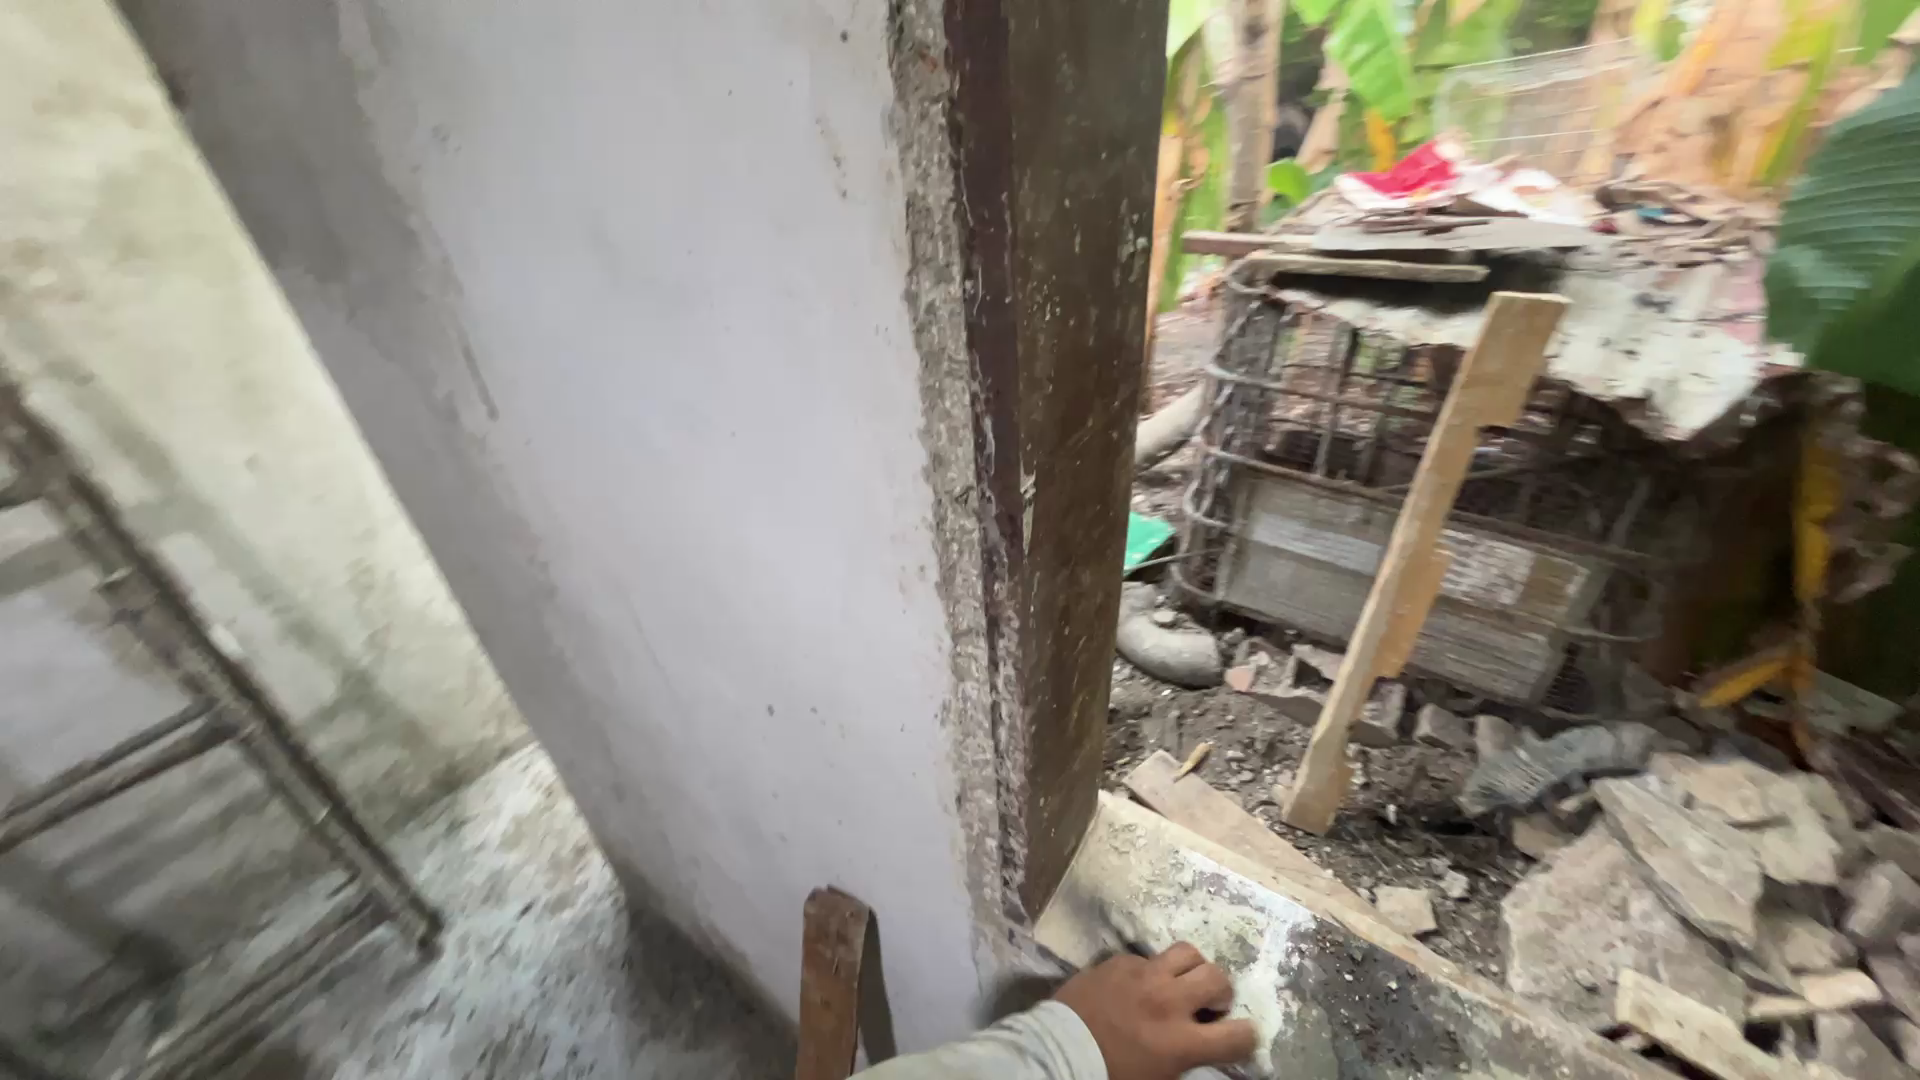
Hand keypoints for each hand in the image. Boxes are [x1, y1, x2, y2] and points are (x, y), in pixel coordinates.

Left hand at [1052, 942, 1257, 1079]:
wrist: (1061, 1050)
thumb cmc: (1111, 1074)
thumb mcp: (1159, 1079)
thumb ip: (1186, 1060)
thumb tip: (1203, 1046)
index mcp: (1180, 1042)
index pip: (1237, 1035)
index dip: (1246, 1036)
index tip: (1240, 1035)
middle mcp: (1167, 1001)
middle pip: (1217, 978)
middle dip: (1222, 992)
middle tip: (1210, 1004)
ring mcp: (1143, 974)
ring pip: (1187, 952)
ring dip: (1193, 968)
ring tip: (1184, 982)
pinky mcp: (1121, 960)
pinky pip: (1150, 956)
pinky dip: (1155, 970)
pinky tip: (1142, 984)